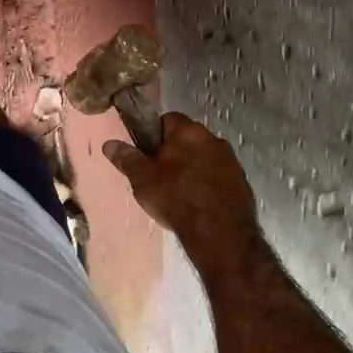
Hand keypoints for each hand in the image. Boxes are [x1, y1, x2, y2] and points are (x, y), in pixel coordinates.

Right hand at [103, 113, 262, 269]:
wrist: (219, 233)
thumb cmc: (175, 197)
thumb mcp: (141, 178)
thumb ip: (125, 158)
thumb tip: (109, 144)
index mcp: (189, 131)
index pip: (167, 119)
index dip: (153, 133)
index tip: (145, 153)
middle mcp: (214, 140)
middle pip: (187, 139)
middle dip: (173, 151)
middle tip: (157, 173)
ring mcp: (232, 162)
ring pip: (203, 157)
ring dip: (191, 167)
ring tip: (177, 191)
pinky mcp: (243, 184)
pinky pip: (217, 176)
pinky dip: (206, 183)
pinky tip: (196, 202)